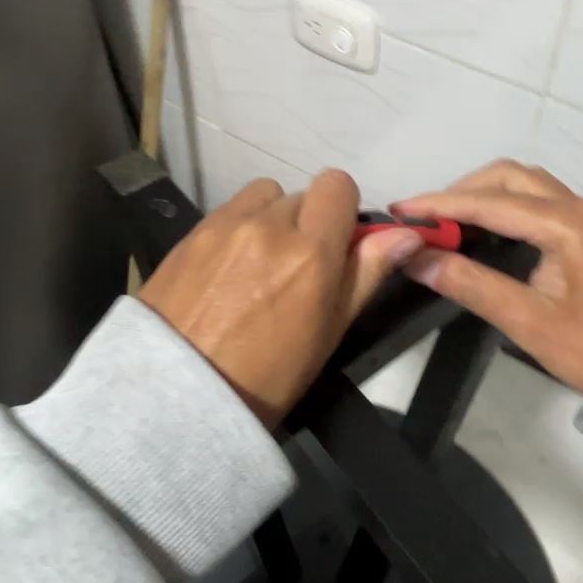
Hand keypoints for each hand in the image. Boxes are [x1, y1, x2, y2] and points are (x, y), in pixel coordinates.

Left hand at [140, 170, 425, 425]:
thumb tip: (405, 234)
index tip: (336, 245)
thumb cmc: (266, 379)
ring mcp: (225, 224)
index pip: (339, 185)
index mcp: (311, 252)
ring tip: (258, 265)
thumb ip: (366, 274)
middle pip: (302, 195)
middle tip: (294, 270)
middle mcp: (269, 225)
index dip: (343, 212)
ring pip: (264, 196)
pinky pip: (229, 211)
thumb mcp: (329, 332)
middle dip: (307, 224)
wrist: (177, 396)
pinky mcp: (192, 231)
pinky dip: (238, 228)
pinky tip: (227, 270)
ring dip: (271, 219)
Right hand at [394, 160, 582, 401]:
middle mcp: (581, 208)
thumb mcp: (529, 323)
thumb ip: (471, 285)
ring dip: (485, 194)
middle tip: (426, 220)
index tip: (400, 211)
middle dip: (462, 191)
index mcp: (568, 225)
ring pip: (528, 185)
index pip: (491, 202)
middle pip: (510, 177)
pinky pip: (542, 201)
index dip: (441, 204)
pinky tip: (487, 232)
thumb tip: (417, 259)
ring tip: (450, 223)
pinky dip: (506, 206)